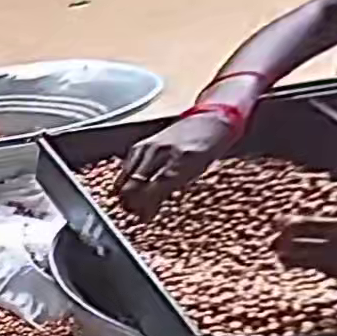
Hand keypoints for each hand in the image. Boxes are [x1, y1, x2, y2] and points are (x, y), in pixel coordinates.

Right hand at [114, 110, 243, 216]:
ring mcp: (148, 148)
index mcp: (184, 158)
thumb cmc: (213, 144)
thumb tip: (150, 209)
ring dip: (125, 195)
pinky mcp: (138, 147)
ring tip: (132, 202)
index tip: (144, 218)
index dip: (145, 207)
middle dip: (130, 203)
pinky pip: (124, 171)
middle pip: (131, 187)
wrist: (214, 117)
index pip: (153, 190)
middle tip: (134, 212)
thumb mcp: (201, 168)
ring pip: (123, 181)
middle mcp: (162, 152)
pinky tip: (134, 187)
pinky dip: (125, 182)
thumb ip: (174, 187)